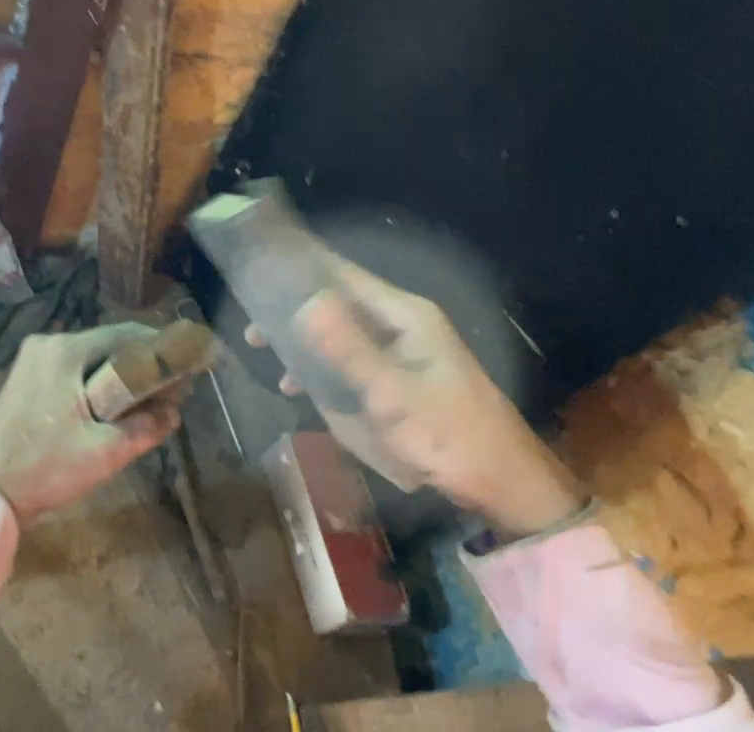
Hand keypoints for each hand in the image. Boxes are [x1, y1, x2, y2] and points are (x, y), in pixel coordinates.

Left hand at [0, 323, 184, 524]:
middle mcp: (47, 343)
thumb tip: (174, 411)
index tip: (188, 371)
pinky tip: (112, 406)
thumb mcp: (106, 452)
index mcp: (65, 351)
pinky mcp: (25, 376)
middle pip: (109, 343)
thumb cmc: (47, 469)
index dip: (162, 350)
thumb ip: (147, 426)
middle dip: (143, 365)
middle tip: (171, 394)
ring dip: (119, 374)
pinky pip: (72, 368)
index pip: (127, 335)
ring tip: (148, 404)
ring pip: (90, 356)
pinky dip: (95, 381)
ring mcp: (32, 358)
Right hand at [255, 256, 584, 537]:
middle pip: (338, 302)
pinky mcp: (399, 379)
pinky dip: (319, 365)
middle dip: (293, 308)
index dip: (302, 268)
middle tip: (251, 321)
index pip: (344, 275)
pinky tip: (295, 386)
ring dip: (302, 339)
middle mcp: (402, 325)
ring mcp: (402, 352)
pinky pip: (348, 360)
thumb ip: (347, 349)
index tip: (259, 270)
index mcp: (405, 316)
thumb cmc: (446, 435)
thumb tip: (303, 303)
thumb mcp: (391, 394)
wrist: (501, 484)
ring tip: (260, 348)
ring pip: (339, 332)